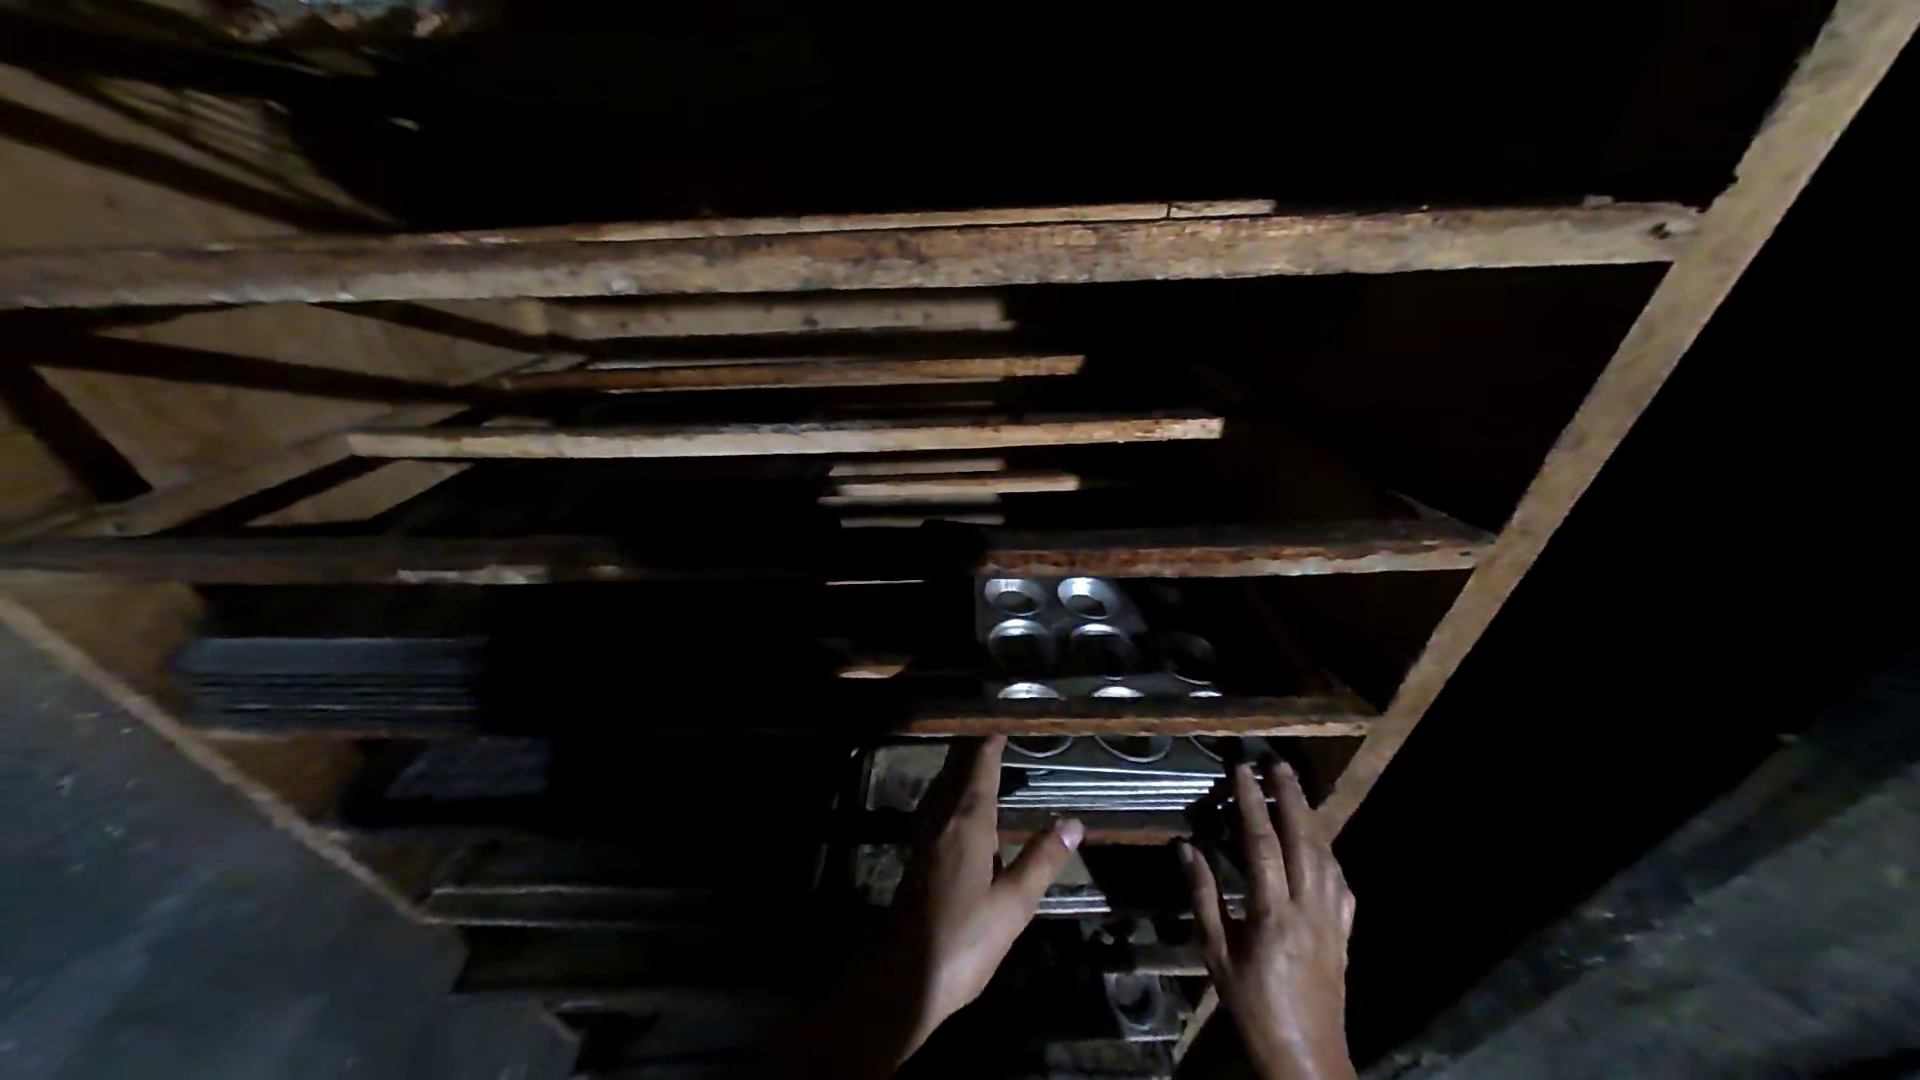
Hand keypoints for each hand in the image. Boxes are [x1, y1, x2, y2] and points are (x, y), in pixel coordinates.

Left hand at [885, 734, 1085, 1054]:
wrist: (903, 976)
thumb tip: (1073, 821)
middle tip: (996, 725)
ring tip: (981, 753)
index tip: (1006, 717)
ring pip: (943, 783)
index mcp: (967, 821)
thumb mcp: (1013, 905)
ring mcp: (924, 834)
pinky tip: (960, 802)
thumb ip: (1041, 859)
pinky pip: (936, 803)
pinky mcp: (917, 853)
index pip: (980, 765)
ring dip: (960, 763)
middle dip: (974, 743)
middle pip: (956, 767)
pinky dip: (952, 787)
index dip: (991, 739)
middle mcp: (941, 817)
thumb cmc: (964, 939)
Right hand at [1180, 761, 1356, 1079]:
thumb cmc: (1252, 1004)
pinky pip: (1342, 884)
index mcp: (1273, 914)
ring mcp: (1334, 921)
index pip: (1262, 844)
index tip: (1242, 771)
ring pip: (1327, 857)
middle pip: (1304, 840)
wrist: (1306, 1056)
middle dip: (1291, 798)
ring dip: (1311, 818)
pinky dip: (1328, 853)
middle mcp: (1310, 910)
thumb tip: (1186, 847)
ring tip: (1296, 791)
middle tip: (1277, 765)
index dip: (1251, 802)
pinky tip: (1319, 843)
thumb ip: (1204, 896)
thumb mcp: (1216, 952)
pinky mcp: (1346, 933)